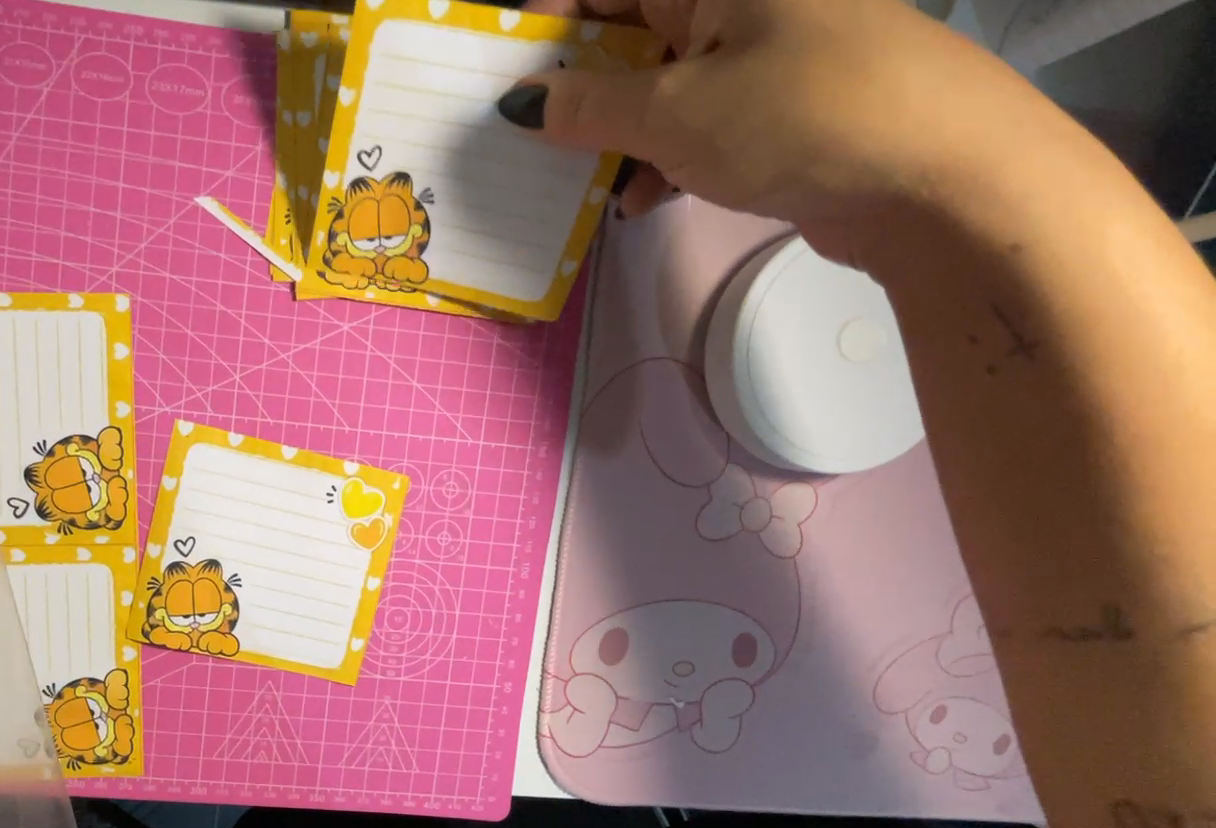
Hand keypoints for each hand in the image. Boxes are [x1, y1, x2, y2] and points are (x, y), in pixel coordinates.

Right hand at [513, 0, 1071, 264]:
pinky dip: (662, 161)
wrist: (934, 176)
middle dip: (579, 90)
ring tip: (582, 183)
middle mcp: (741, 6)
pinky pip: (694, 126)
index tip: (500, 64)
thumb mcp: (675, 111)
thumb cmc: (798, 115)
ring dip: (617, 137)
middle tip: (530, 135)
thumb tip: (521, 101)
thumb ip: (589, 106)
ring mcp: (762, 58)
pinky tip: (641, 201)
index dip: (553, 19)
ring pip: (659, 89)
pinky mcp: (775, 112)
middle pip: (632, 37)